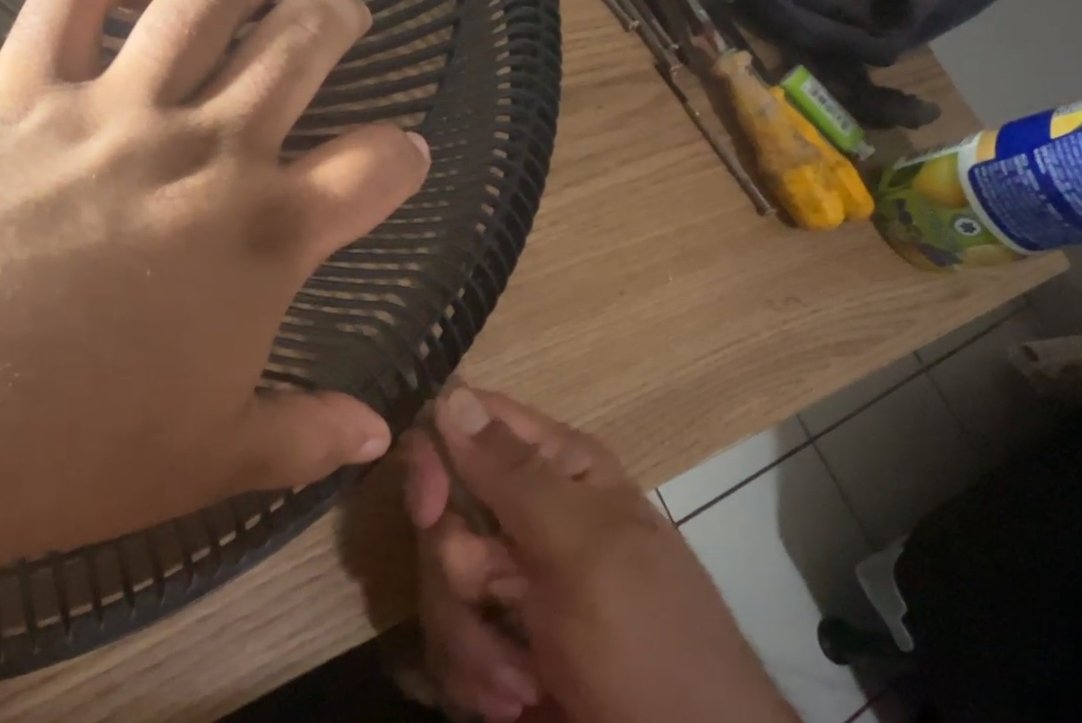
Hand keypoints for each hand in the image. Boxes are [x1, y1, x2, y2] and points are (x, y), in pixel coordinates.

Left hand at [0, 0, 428, 572]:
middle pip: (302, 44)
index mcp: (265, 236)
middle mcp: (205, 150)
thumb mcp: (207, 461)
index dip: (401, 155)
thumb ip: (302, 438)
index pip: (373, 167)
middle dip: (336, 18)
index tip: (401, 153)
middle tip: (341, 14)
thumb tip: (377, 432)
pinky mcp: (22, 89)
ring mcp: (113, 109)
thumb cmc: (72, 448)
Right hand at [403, 387, 799, 722]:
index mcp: (558, 471)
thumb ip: (514, 473)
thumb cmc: (652, 648)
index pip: (466, 424)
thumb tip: (450, 391)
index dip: (434, 457)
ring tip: (522, 684)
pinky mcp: (493, 636)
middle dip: (457, 571)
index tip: (429, 507)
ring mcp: (508, 579)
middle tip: (495, 599)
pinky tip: (515, 700)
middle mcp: (526, 515)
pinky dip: (472, 674)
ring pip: (434, 579)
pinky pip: (443, 635)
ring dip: (468, 639)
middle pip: (438, 509)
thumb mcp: (587, 551)